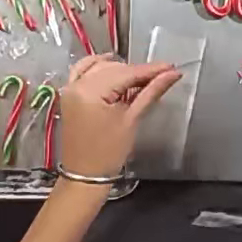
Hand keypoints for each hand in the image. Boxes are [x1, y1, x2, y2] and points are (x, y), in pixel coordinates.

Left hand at [56, 55, 181, 177]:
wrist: (85, 176)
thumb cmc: (109, 153)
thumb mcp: (131, 120)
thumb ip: (150, 92)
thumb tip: (172, 74)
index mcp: (90, 91)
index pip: (126, 73)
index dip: (150, 70)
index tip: (171, 68)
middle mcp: (76, 84)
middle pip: (113, 69)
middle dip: (137, 71)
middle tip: (162, 76)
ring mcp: (70, 89)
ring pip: (100, 68)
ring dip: (121, 70)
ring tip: (142, 79)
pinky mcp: (69, 96)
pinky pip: (82, 72)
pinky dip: (98, 68)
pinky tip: (112, 65)